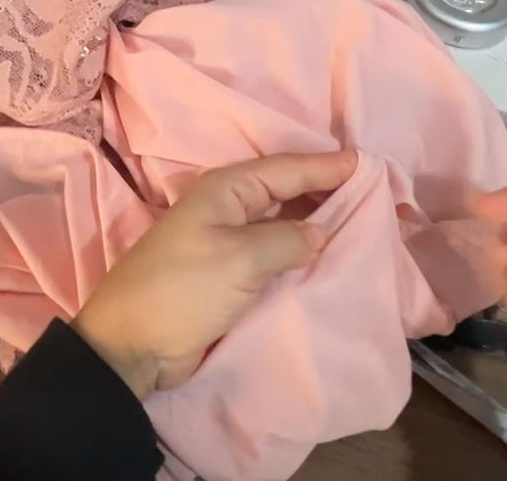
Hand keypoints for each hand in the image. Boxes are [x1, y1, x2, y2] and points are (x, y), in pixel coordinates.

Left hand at [72, 150, 358, 399]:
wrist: (133, 343)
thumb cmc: (184, 288)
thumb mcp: (240, 259)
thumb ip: (287, 240)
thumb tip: (321, 232)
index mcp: (227, 188)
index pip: (287, 169)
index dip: (327, 166)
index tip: (368, 163)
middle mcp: (230, 206)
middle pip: (286, 189)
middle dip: (325, 188)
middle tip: (372, 190)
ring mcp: (229, 239)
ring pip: (283, 219)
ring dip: (316, 220)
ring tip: (360, 219)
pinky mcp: (230, 272)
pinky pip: (275, 250)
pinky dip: (301, 249)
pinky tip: (327, 255)